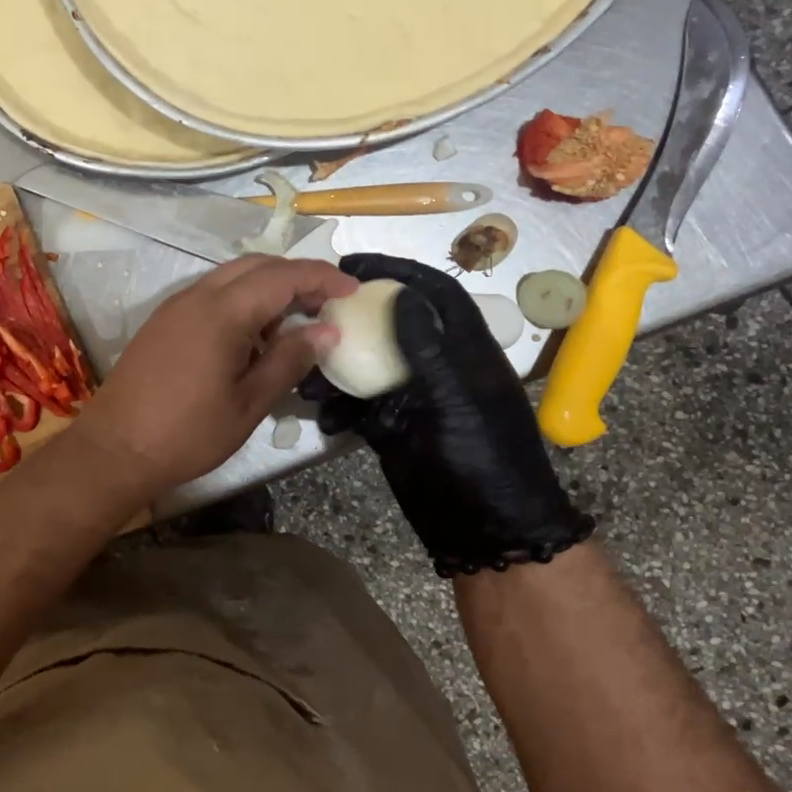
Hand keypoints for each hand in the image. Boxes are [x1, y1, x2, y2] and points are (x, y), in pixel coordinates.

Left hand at [71, 256, 356, 496]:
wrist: (114, 447)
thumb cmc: (187, 433)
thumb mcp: (249, 402)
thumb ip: (289, 360)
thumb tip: (325, 330)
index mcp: (221, 312)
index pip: (282, 276)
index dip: (322, 278)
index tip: (354, 291)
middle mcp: (195, 297)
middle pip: (254, 266)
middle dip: (295, 277)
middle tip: (327, 305)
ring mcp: (173, 308)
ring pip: (228, 278)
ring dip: (265, 289)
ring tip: (295, 323)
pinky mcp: (161, 324)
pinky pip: (208, 296)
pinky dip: (238, 302)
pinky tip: (252, 337)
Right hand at [299, 254, 594, 576]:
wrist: (484, 527)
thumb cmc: (481, 456)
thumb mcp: (456, 396)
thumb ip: (427, 346)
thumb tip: (401, 294)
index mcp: (464, 350)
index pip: (432, 293)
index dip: (396, 271)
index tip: (349, 263)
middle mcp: (436, 366)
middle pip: (389, 325)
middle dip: (349, 320)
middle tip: (307, 315)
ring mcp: (412, 397)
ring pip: (364, 366)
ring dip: (332, 371)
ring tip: (306, 384)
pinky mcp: (391, 427)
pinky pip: (355, 405)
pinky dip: (337, 409)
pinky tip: (324, 419)